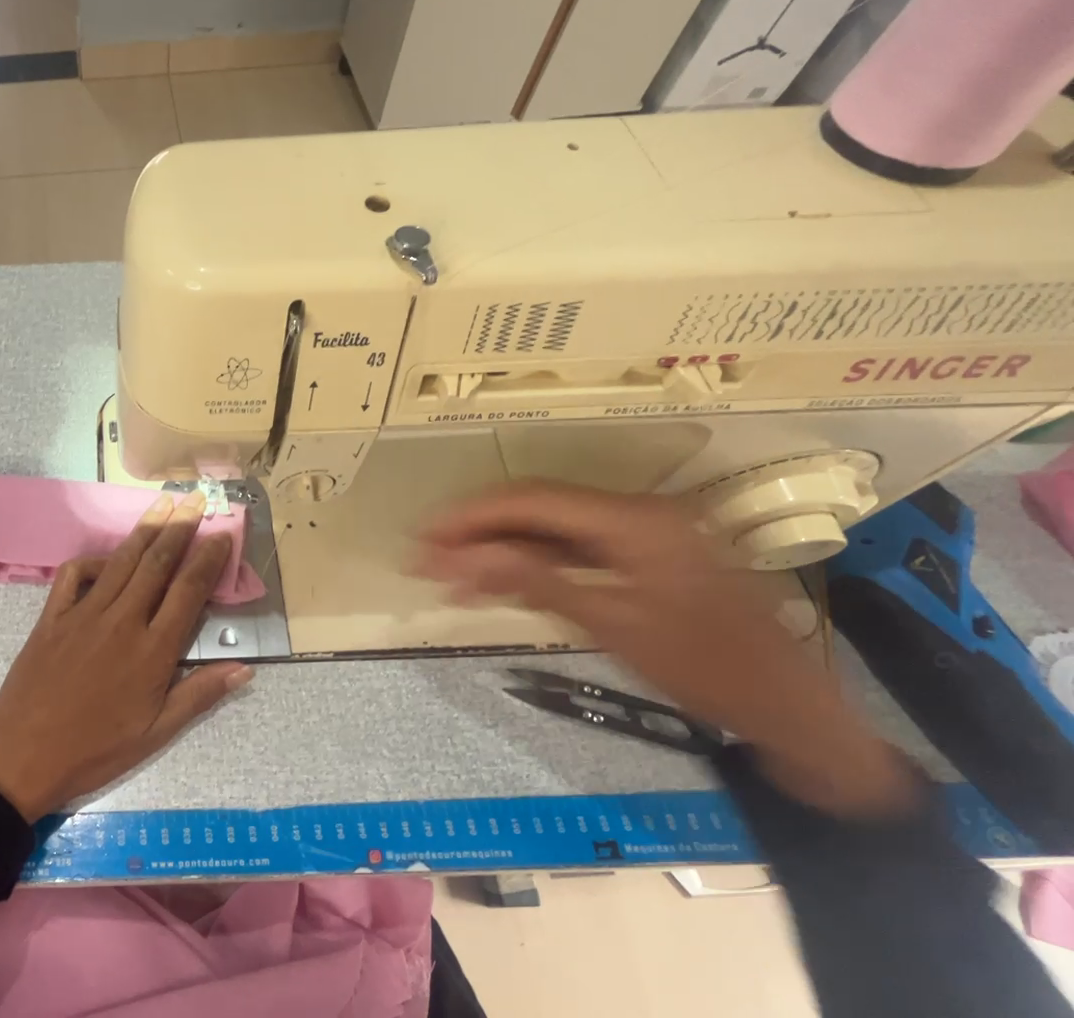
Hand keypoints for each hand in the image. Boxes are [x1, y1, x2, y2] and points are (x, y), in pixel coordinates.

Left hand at [0, 493, 253, 821]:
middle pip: (157, 563)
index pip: (189, 592)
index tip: (223, 534)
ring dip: (145, 530)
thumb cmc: (95, 750)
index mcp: (152, 651)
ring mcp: (84, 614)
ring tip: (163, 504)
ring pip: (121, 561)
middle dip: (180, 528)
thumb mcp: (156, 733)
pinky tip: (106, 558)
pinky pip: (73, 575)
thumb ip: (200, 695)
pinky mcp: (52, 616)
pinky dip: (92, 560)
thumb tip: (245, 669)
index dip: (209, 560)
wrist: (22, 753)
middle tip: (196, 498)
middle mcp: (122, 621)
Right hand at [416, 481, 919, 817]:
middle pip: (538, 510)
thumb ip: (532, 581)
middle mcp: (635, 515)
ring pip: (549, 532)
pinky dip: (529, 567)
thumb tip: (457, 559)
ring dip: (497, 550)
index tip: (424, 538)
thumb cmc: (706, 669)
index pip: (533, 501)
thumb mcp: (612, 625)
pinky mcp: (641, 562)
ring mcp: (640, 537)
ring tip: (445, 576)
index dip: (472, 516)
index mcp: (634, 520)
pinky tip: (493, 585)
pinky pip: (571, 553)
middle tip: (423, 559)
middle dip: (477, 532)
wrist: (789, 711)